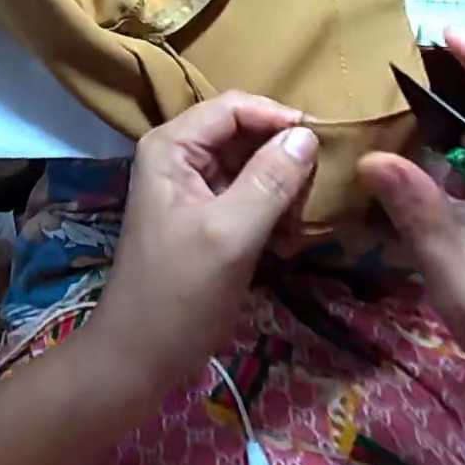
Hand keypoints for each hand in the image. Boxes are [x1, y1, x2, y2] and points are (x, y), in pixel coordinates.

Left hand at [88, 92, 317, 391]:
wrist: (139, 357)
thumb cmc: (178, 294)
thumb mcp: (229, 234)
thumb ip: (269, 181)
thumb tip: (308, 135)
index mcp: (172, 145)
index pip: (233, 108)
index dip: (278, 117)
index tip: (325, 140)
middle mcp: (179, 154)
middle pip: (241, 130)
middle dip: (281, 149)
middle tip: (325, 175)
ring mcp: (191, 183)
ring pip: (248, 160)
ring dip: (281, 178)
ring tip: (313, 202)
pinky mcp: (205, 211)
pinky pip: (246, 189)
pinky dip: (272, 201)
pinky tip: (293, 225)